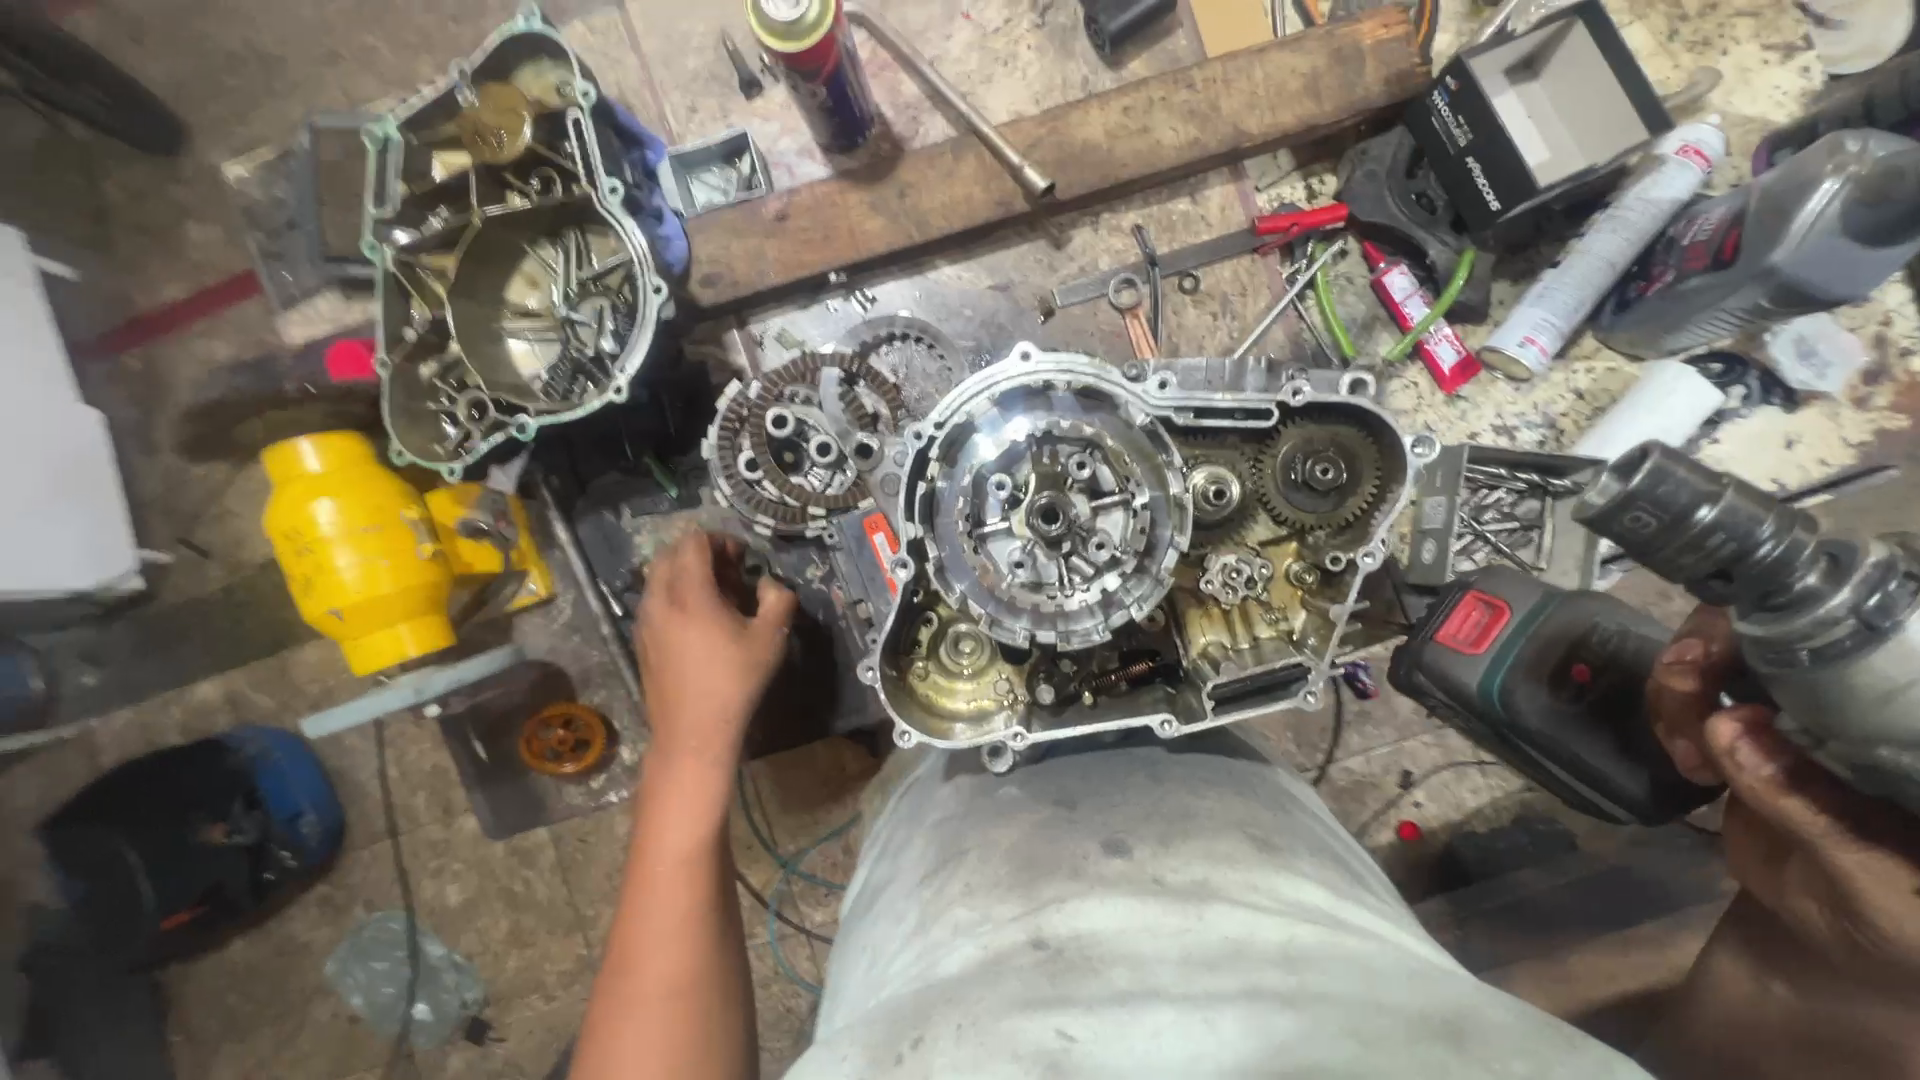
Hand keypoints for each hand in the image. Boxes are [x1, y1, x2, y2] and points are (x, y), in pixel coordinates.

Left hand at [634, 530, 796, 772]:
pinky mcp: (641, 639)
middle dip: (702, 553)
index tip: (742, 559)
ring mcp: (645, 619)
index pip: (693, 540)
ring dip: (686, 573)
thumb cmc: (735, 682)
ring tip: (716, 598)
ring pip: (659, 576)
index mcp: (689, 592)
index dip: (721, 540)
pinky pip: (654, 599)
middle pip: (671, 552)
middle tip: (731, 574)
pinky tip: (699, 622)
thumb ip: (778, 599)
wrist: (692, 731)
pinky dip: (674, 595)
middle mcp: (659, 599)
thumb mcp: (771, 638)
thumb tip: (769, 584)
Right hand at [1649, 605, 1919, 986]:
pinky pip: (1692, 697)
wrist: (1852, 945)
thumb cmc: (1895, 917)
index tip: (1717, 651)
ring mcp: (1796, 714)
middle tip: (1682, 685)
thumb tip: (1728, 725)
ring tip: (1686, 753)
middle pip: (1766, 636)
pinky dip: (1671, 715)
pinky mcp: (1744, 732)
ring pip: (1719, 658)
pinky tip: (1687, 761)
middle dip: (1710, 651)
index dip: (1778, 629)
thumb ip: (1803, 804)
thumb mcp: (1864, 873)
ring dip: (1681, 689)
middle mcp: (1852, 705)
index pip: (1849, 647)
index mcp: (1899, 728)